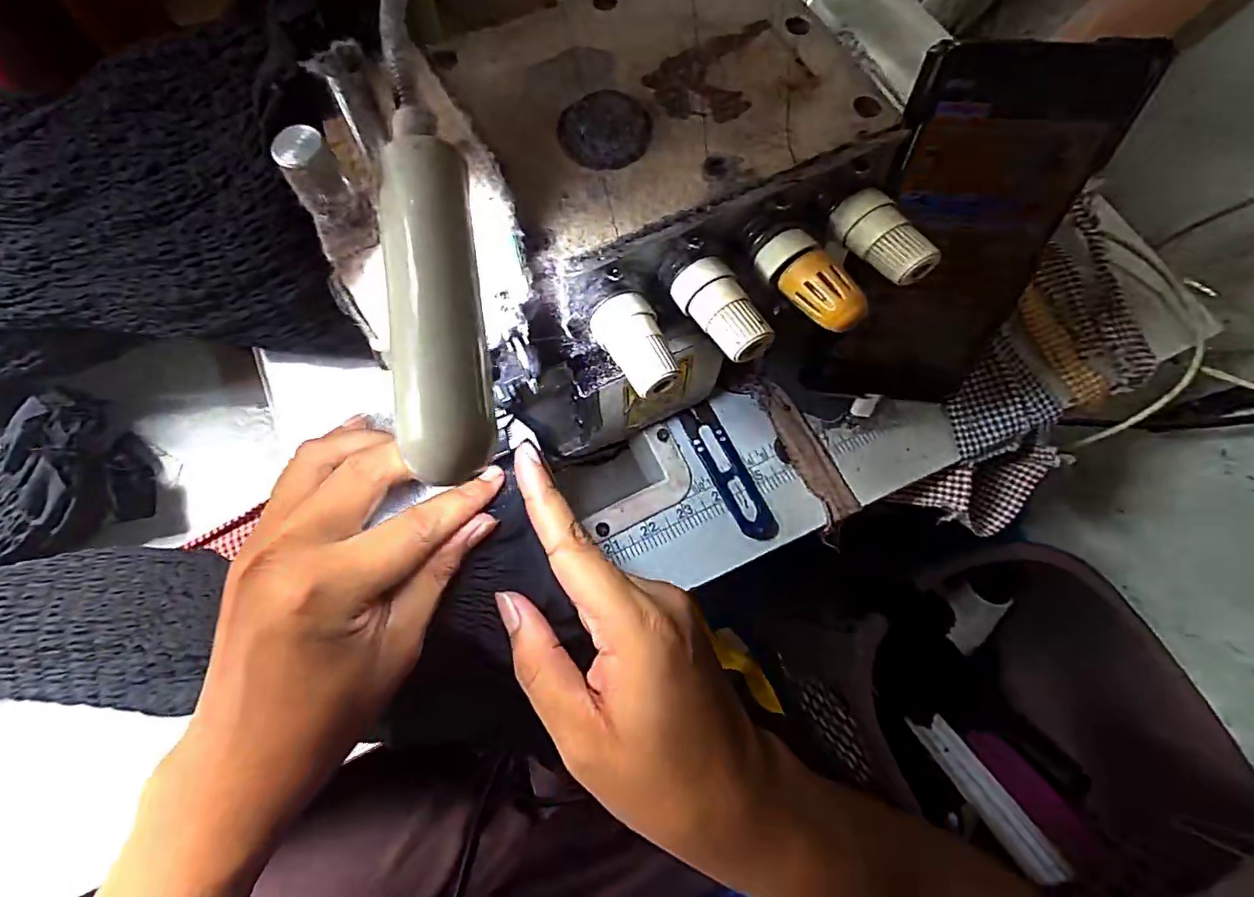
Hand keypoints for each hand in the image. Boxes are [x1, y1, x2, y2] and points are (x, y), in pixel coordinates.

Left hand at [101, 418, 504, 895]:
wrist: (239, 757)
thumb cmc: (325, 719)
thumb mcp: (395, 649)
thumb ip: (436, 574)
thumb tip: (479, 522)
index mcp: (328, 584)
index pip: (412, 523)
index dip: (460, 498)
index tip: (493, 477)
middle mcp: (289, 546)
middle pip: (363, 471)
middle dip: (416, 456)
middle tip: (455, 455)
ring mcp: (261, 538)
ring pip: (319, 457)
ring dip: (367, 441)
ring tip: (410, 444)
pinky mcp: (251, 541)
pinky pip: (292, 477)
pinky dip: (329, 454)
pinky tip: (356, 446)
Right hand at [494, 442, 795, 880]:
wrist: (743, 802)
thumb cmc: (658, 782)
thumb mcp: (581, 737)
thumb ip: (539, 660)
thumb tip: (510, 600)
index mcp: (634, 624)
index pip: (575, 548)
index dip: (544, 497)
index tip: (526, 453)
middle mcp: (659, 597)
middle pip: (586, 563)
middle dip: (547, 565)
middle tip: (521, 605)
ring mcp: (675, 602)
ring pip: (602, 581)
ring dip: (573, 598)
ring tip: (570, 660)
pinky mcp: (679, 613)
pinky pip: (621, 595)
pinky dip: (595, 608)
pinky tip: (592, 654)